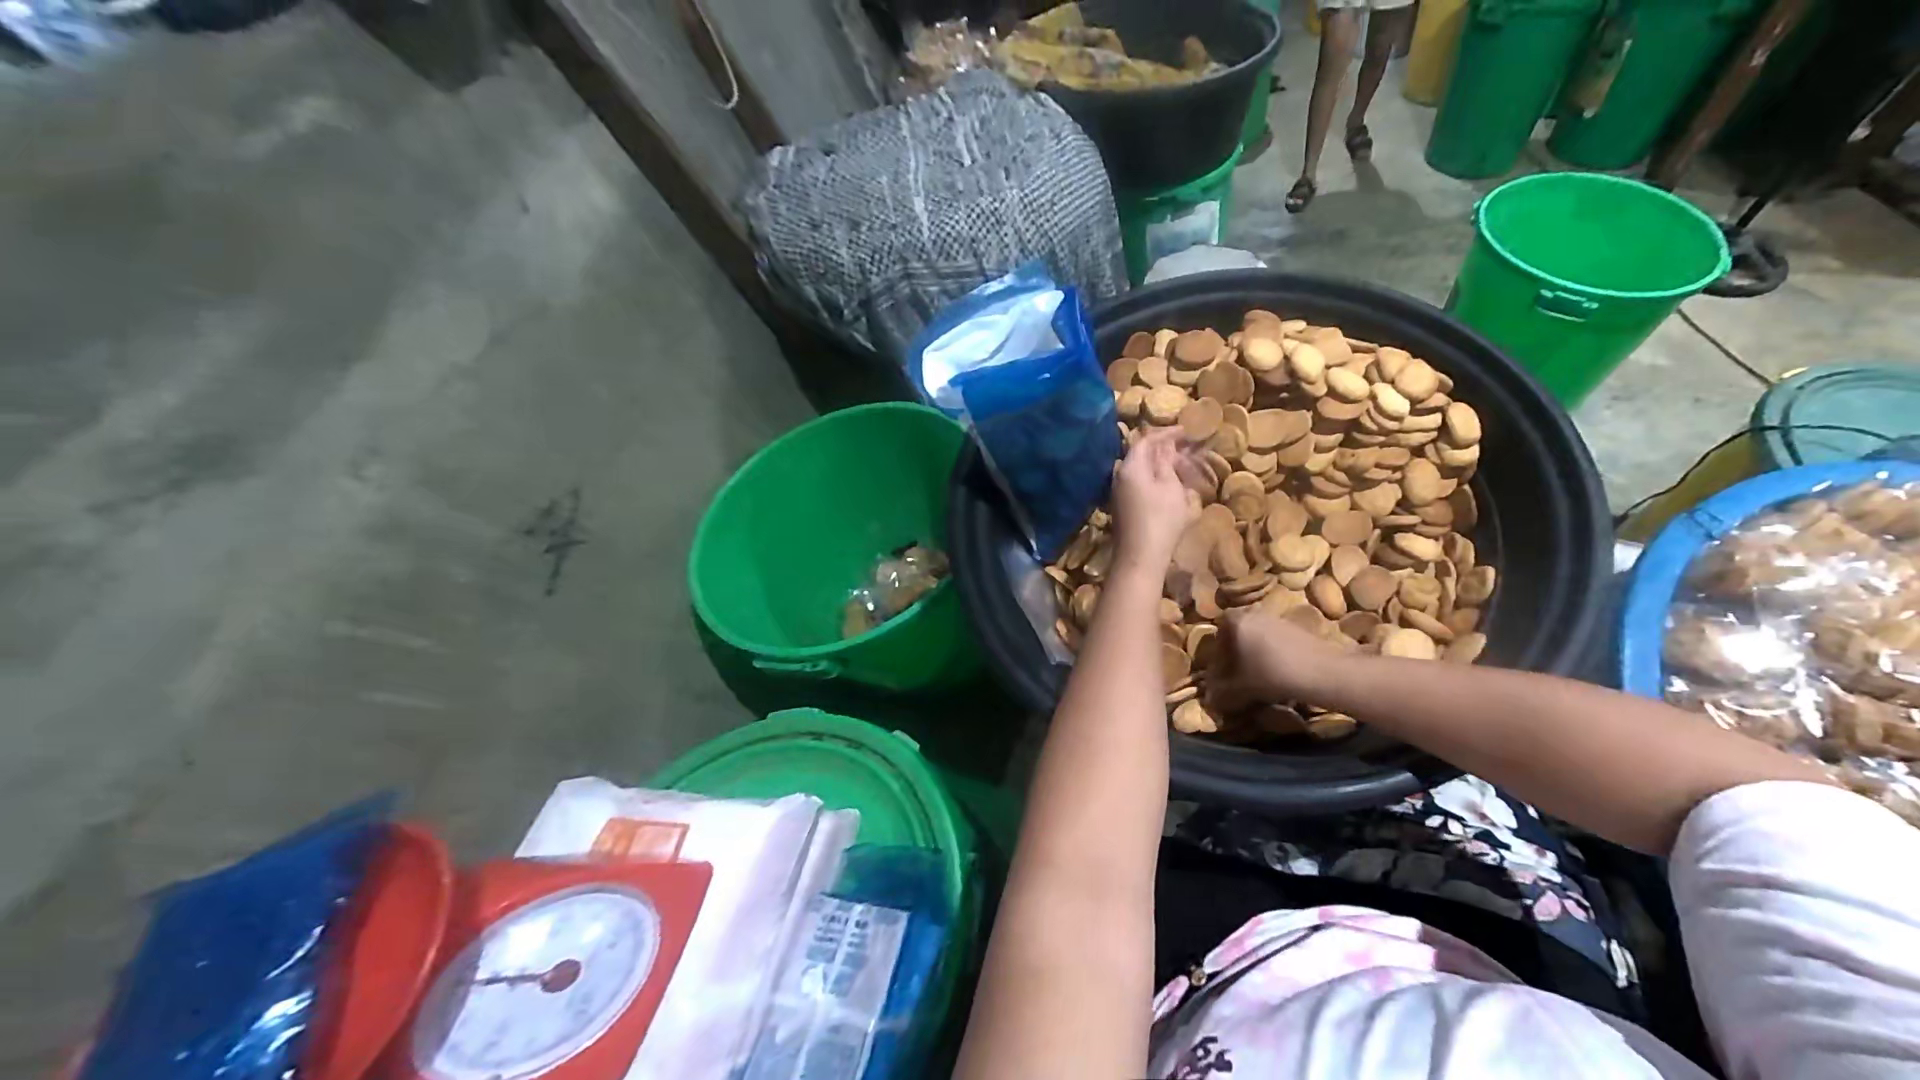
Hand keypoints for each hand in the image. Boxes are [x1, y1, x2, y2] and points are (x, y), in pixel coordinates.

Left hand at [1111, 427, 1203, 572]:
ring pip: (1143, 470)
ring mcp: (1120, 492)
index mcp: (1130, 466)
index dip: (1166, 433)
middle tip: (1188, 448)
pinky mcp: (1124, 507)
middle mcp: (1120, 476)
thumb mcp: (1170, 485)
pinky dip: (1157, 479)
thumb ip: (1166, 461)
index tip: (1187, 431)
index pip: (1146, 440)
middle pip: (1142, 454)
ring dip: (1162, 464)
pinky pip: (1141, 483)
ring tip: (1184, 466)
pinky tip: (1172, 485)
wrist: (1140, 556)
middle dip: (1165, 448)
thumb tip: (1165, 444)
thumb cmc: (1160, 518)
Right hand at [1211, 610, 1355, 708]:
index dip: (1217, 654)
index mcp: (1234, 621)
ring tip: (1258, 676)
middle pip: (1237, 633)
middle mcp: (1253, 614)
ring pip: (1256, 636)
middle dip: (1235, 653)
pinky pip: (1274, 640)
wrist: (1322, 672)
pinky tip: (1277, 673)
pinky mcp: (1296, 628)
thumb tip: (1210, 697)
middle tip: (1237, 674)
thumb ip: (1221, 691)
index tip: (1221, 672)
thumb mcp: (1240, 688)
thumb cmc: (1271, 674)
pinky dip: (1271, 654)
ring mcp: (1276, 619)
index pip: (1216, 633)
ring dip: (1254, 654)